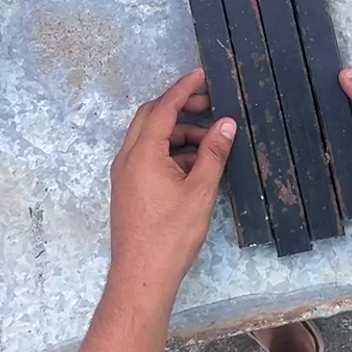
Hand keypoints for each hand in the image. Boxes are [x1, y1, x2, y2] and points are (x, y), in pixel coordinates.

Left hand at [105, 69, 236, 308]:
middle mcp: (127, 158)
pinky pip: (147, 156)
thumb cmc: (171, 235)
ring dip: (177, 132)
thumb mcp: (200, 191)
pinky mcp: (128, 188)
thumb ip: (213, 153)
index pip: (164, 107)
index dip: (184, 88)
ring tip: (209, 142)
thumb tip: (226, 124)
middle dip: (180, 106)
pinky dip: (169, 151)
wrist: (142, 277)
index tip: (202, 74)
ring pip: (149, 138)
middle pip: (151, 117)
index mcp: (142, 153)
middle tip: (209, 105)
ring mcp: (125, 174)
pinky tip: (194, 165)